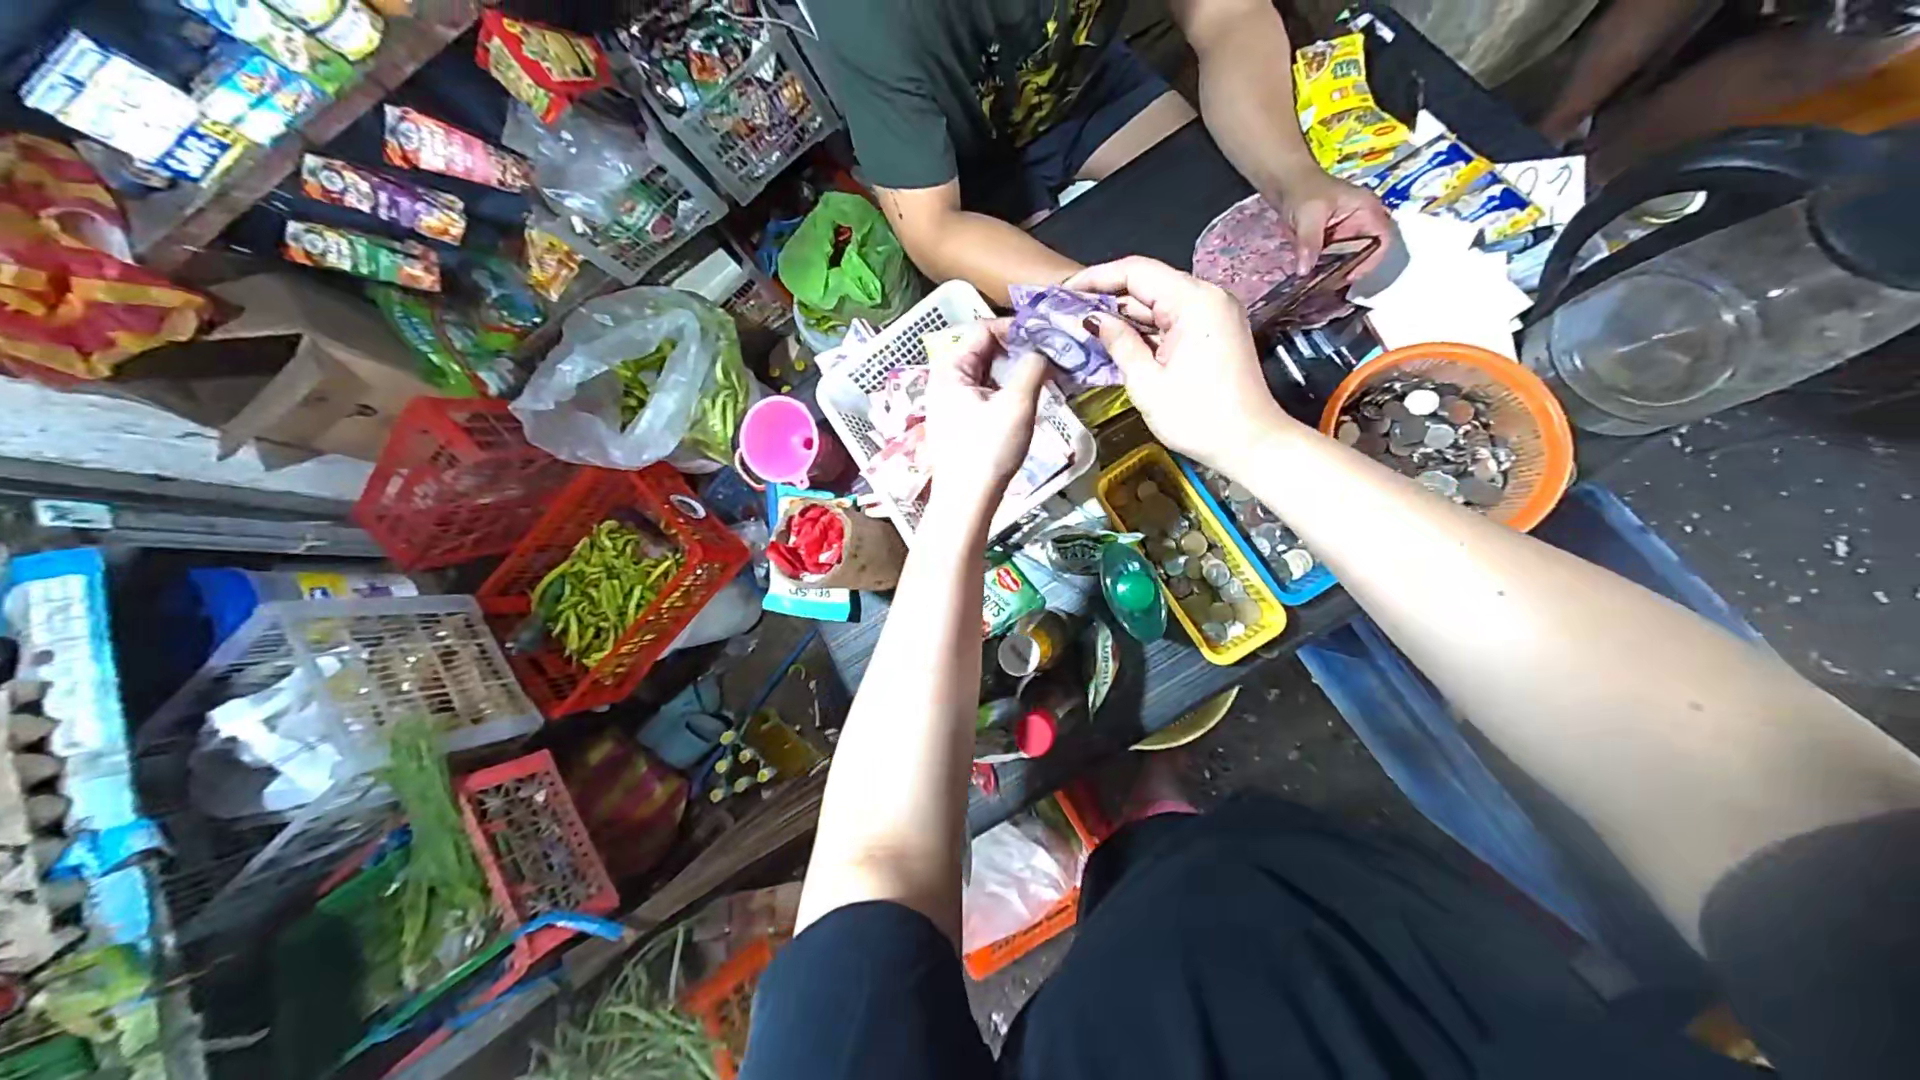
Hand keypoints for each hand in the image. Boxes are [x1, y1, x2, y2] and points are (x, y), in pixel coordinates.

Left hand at [923, 319, 1049, 511]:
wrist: (968, 503)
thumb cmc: (988, 451)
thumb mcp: (1017, 403)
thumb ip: (1033, 367)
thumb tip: (1044, 349)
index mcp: (950, 369)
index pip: (983, 330)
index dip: (1017, 329)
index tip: (1047, 337)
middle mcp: (945, 382)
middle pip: (986, 352)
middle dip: (1020, 352)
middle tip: (1052, 359)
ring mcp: (952, 404)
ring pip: (989, 375)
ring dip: (1017, 374)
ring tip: (1048, 380)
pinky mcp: (961, 424)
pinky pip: (988, 396)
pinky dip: (1010, 393)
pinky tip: (1030, 402)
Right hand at [1066, 257, 1300, 470]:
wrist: (1250, 443)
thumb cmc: (1200, 418)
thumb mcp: (1147, 383)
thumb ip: (1118, 343)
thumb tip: (1092, 320)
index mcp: (1193, 301)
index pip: (1136, 271)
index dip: (1095, 278)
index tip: (1064, 291)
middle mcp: (1207, 297)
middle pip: (1147, 284)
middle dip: (1106, 298)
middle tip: (1067, 314)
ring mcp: (1213, 313)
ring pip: (1158, 302)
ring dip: (1123, 316)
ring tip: (1083, 328)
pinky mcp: (1214, 331)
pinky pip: (1171, 319)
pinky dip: (1144, 328)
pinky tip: (1115, 341)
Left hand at [1272, 168, 1391, 277]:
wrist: (1287, 184)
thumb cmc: (1304, 191)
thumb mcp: (1308, 215)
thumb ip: (1309, 242)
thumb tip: (1304, 271)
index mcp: (1368, 211)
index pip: (1383, 240)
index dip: (1371, 260)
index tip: (1349, 276)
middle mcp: (1362, 224)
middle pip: (1366, 254)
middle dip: (1350, 271)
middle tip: (1328, 286)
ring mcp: (1347, 234)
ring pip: (1349, 260)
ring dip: (1336, 274)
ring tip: (1318, 286)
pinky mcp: (1332, 242)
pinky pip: (1333, 261)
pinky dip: (1324, 270)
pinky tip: (1312, 278)